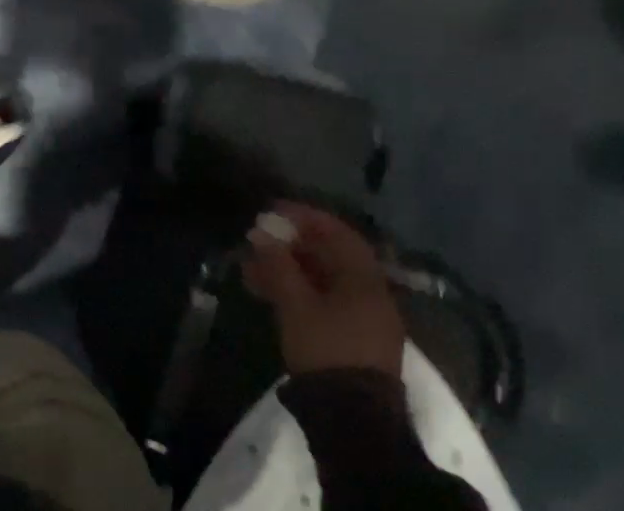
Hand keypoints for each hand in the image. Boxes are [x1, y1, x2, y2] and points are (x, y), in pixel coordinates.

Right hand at [243, 203, 403, 379]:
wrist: (351, 413)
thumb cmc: (326, 348)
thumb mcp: (295, 304)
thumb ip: (278, 265)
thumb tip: (261, 232)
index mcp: (365, 282)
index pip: (340, 236)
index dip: (307, 218)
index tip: (275, 209)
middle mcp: (370, 295)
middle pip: (332, 257)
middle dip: (293, 243)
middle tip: (258, 236)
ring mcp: (362, 318)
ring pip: (323, 280)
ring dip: (289, 267)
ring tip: (252, 264)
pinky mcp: (350, 336)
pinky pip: (322, 299)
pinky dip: (296, 288)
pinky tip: (267, 290)